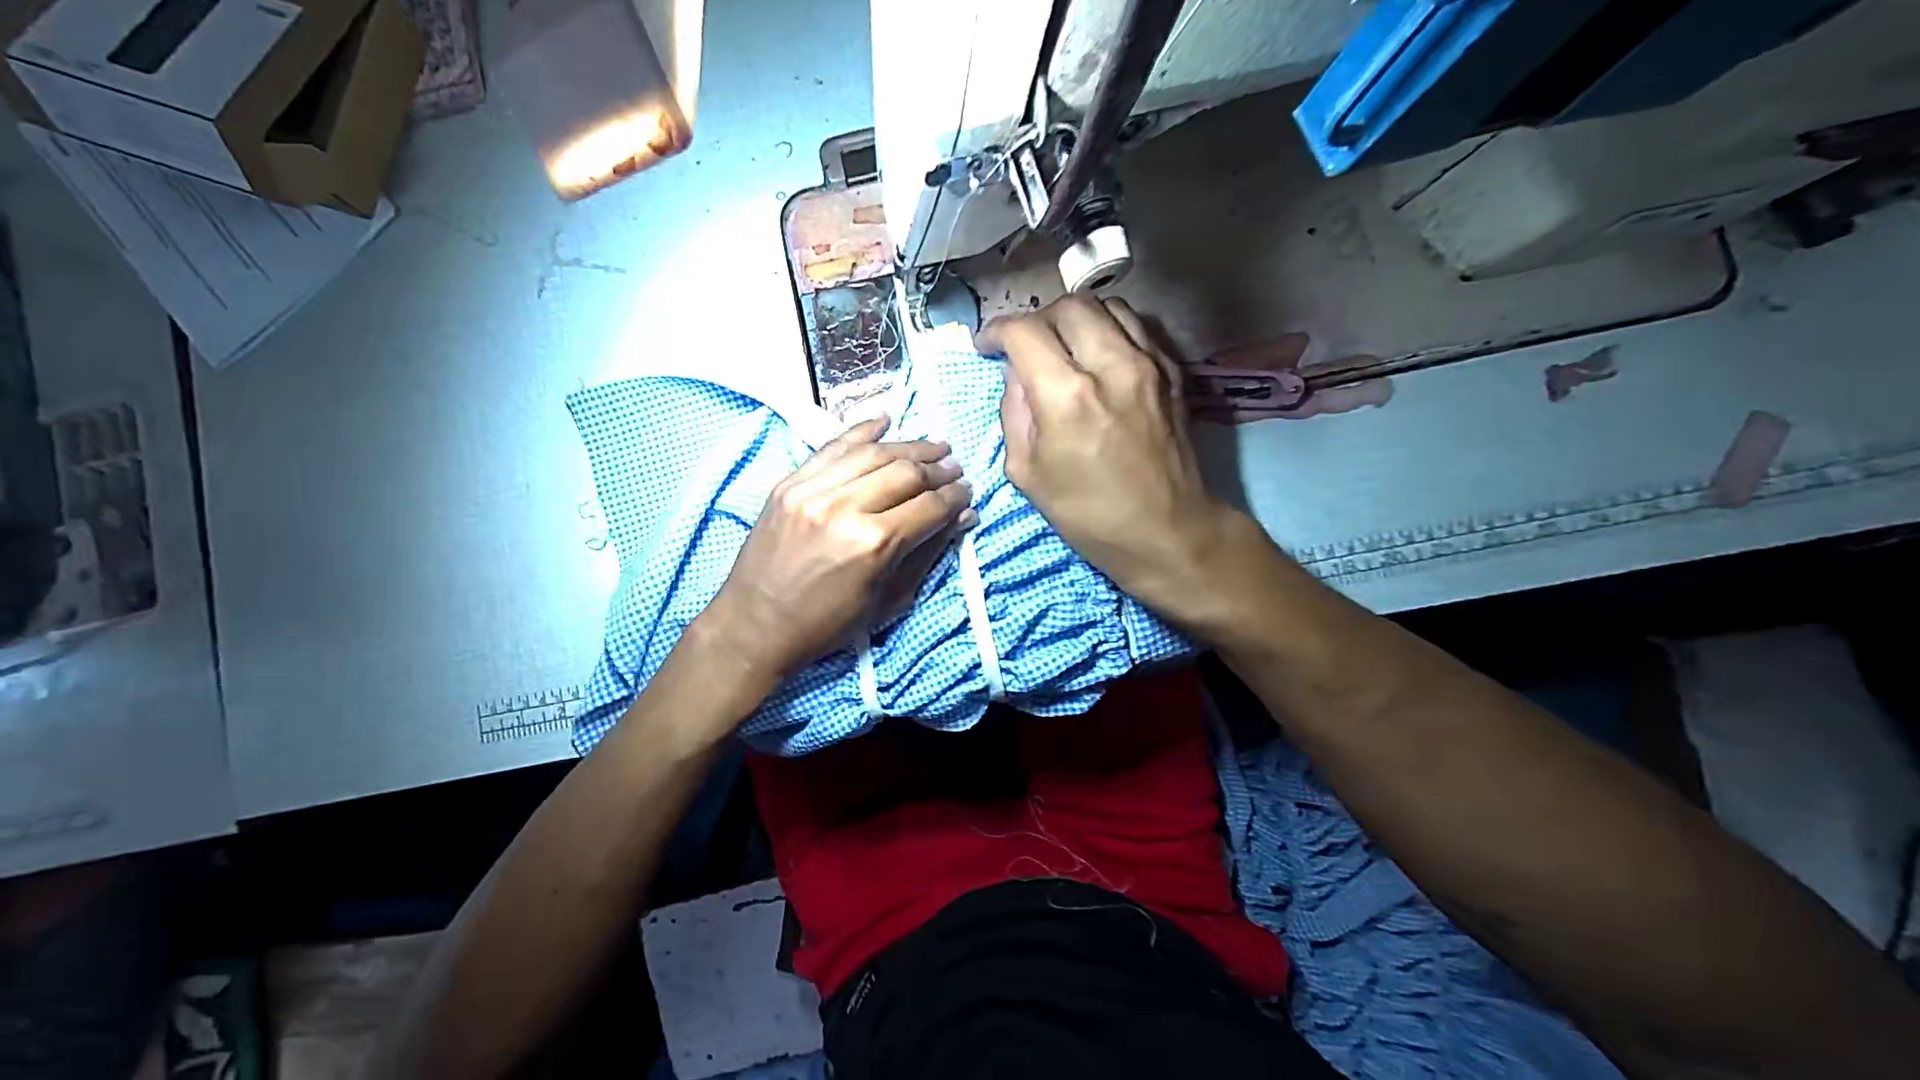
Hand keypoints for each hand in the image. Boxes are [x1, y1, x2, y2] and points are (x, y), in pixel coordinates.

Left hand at [697, 417, 974, 683]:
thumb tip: (963, 516)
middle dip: (937, 468)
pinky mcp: (789, 484)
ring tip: (933, 446)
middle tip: (955, 467)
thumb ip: (927, 552)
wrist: (756, 625)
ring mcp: (812, 491)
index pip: (929, 505)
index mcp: (874, 544)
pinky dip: (859, 431)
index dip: (955, 497)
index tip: (967, 492)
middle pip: (905, 472)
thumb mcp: (889, 599)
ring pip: (872, 453)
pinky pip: (831, 448)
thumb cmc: (828, 624)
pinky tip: (884, 421)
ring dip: (908, 445)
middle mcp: (844, 507)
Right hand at [976, 294, 1253, 629]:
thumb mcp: (1027, 473)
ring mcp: (1149, 364)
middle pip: (1067, 306)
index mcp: (1067, 396)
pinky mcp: (1173, 371)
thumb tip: (1016, 374)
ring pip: (1106, 306)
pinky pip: (1137, 326)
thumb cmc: (1089, 514)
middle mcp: (1111, 366)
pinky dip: (1110, 330)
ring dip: (1075, 318)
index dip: (996, 331)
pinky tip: (1100, 356)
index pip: (1024, 332)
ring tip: (1064, 345)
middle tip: (1027, 346)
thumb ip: (1014, 412)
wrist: (1166, 531)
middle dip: (1037, 319)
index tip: (987, 345)